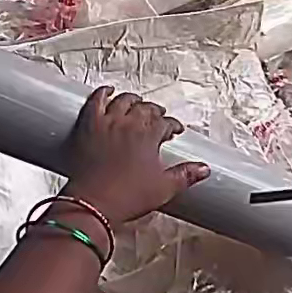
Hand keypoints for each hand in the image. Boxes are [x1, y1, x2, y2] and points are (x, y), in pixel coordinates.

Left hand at [62, 86, 209, 224]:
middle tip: (159, 115)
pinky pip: (96, 100)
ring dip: (132, 99)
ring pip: (122, 100)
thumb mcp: (163, 189)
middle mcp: (128, 123)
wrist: (92, 201)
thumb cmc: (127, 196)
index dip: (172, 125)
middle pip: (145, 108)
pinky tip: (108, 91)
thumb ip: (185, 175)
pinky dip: (103, 92)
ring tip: (137, 102)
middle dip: (155, 111)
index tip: (175, 129)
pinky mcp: (88, 123)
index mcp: (148, 136)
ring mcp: (107, 121)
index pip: (165, 123)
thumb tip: (204, 168)